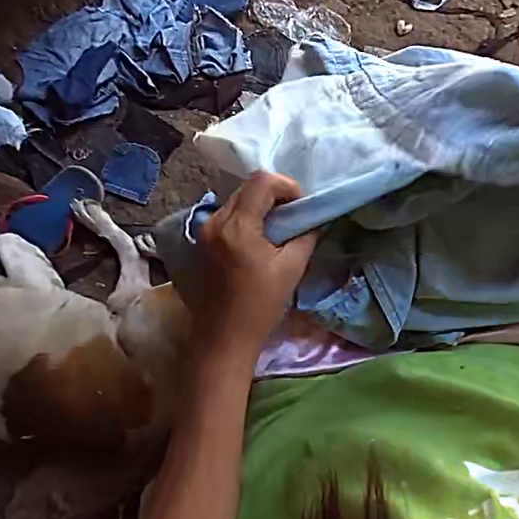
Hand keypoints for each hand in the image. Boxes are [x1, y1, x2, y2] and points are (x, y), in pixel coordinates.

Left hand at [197, 172, 319, 352]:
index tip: (301, 208)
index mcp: (237, 226)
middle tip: (294, 219)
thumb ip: (306, 236)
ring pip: (239, 199)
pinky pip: (230, 215)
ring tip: (279, 231)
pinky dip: (249, 218)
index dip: (288, 186)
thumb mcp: (292, 268)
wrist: (225, 337)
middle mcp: (216, 221)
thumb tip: (315, 220)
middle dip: (276, 196)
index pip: (263, 181)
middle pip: (249, 187)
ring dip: (262, 207)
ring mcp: (206, 230)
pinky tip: (261, 241)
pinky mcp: (203, 241)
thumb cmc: (260, 305)